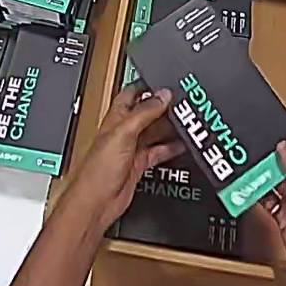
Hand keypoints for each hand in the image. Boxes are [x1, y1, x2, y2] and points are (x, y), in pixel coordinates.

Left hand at [57, 88, 181, 230]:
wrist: (97, 202)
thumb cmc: (98, 170)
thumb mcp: (124, 133)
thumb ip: (144, 112)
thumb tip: (163, 95)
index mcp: (116, 117)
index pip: (133, 93)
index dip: (148, 86)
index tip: (167, 83)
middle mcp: (125, 130)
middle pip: (148, 112)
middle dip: (165, 106)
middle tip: (184, 102)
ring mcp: (132, 147)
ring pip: (156, 131)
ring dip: (170, 126)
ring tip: (187, 120)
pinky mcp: (140, 163)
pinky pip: (159, 151)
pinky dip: (171, 147)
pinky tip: (183, 144)